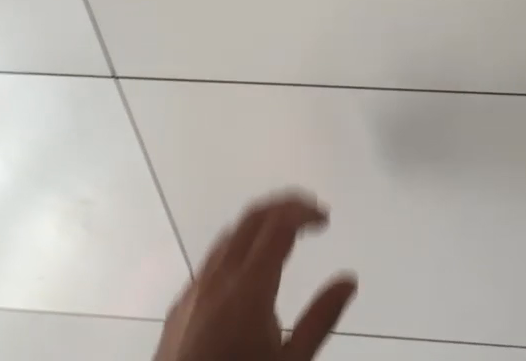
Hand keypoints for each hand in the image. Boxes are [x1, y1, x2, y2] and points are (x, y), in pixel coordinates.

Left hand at [154, 192, 358, 360]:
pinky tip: (246, 276)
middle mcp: (218, 279)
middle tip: (309, 215)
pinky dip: (236, 250)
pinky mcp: (177, 310)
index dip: (304, 210)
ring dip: (259, 226)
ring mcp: (193, 293)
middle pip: (252, 219)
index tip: (324, 218)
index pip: (279, 224)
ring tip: (283, 238)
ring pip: (228, 237)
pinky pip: (210, 263)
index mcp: (249, 287)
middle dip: (283, 207)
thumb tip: (348, 281)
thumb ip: (320, 319)